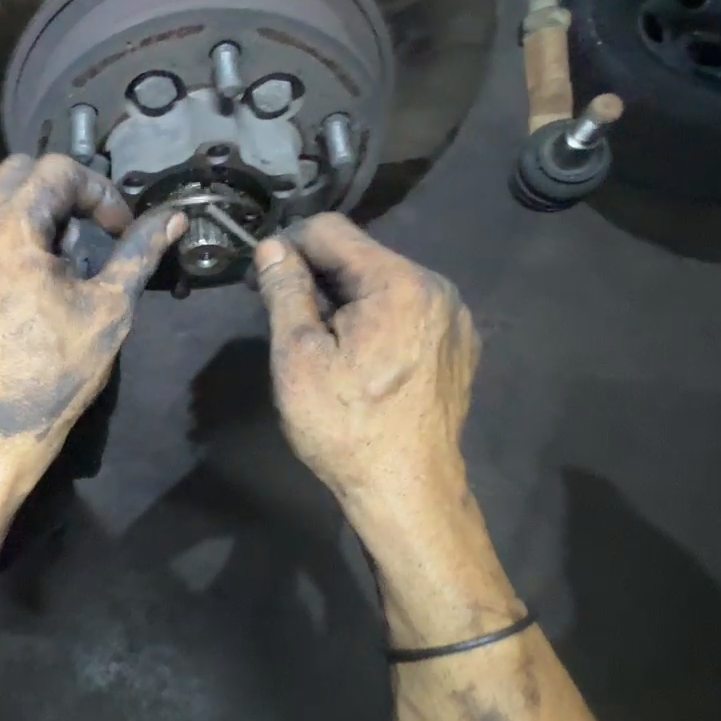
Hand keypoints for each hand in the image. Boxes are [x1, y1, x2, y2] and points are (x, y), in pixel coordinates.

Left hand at [0, 155, 186, 480]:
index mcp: (6, 232)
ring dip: (18, 225)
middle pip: (11, 175)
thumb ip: (139, 253)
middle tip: (78, 240)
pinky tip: (3, 298)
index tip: (115, 226)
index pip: (55, 170)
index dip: (97, 189)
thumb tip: (173, 217)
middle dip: (55, 195)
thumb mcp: (108, 311)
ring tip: (41, 275)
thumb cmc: (56, 374)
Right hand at [253, 215, 480, 511]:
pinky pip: (408, 312)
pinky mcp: (459, 345)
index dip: (287, 247)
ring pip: (384, 284)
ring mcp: (454, 317)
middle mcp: (436, 287)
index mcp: (398, 282)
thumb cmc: (345, 426)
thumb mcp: (298, 358)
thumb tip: (271, 248)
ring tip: (323, 346)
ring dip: (346, 300)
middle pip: (360, 257)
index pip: (330, 230)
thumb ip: (285, 293)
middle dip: (317, 277)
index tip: (261, 281)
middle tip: (286, 319)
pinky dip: (377, 321)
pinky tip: (361, 361)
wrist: (407, 490)